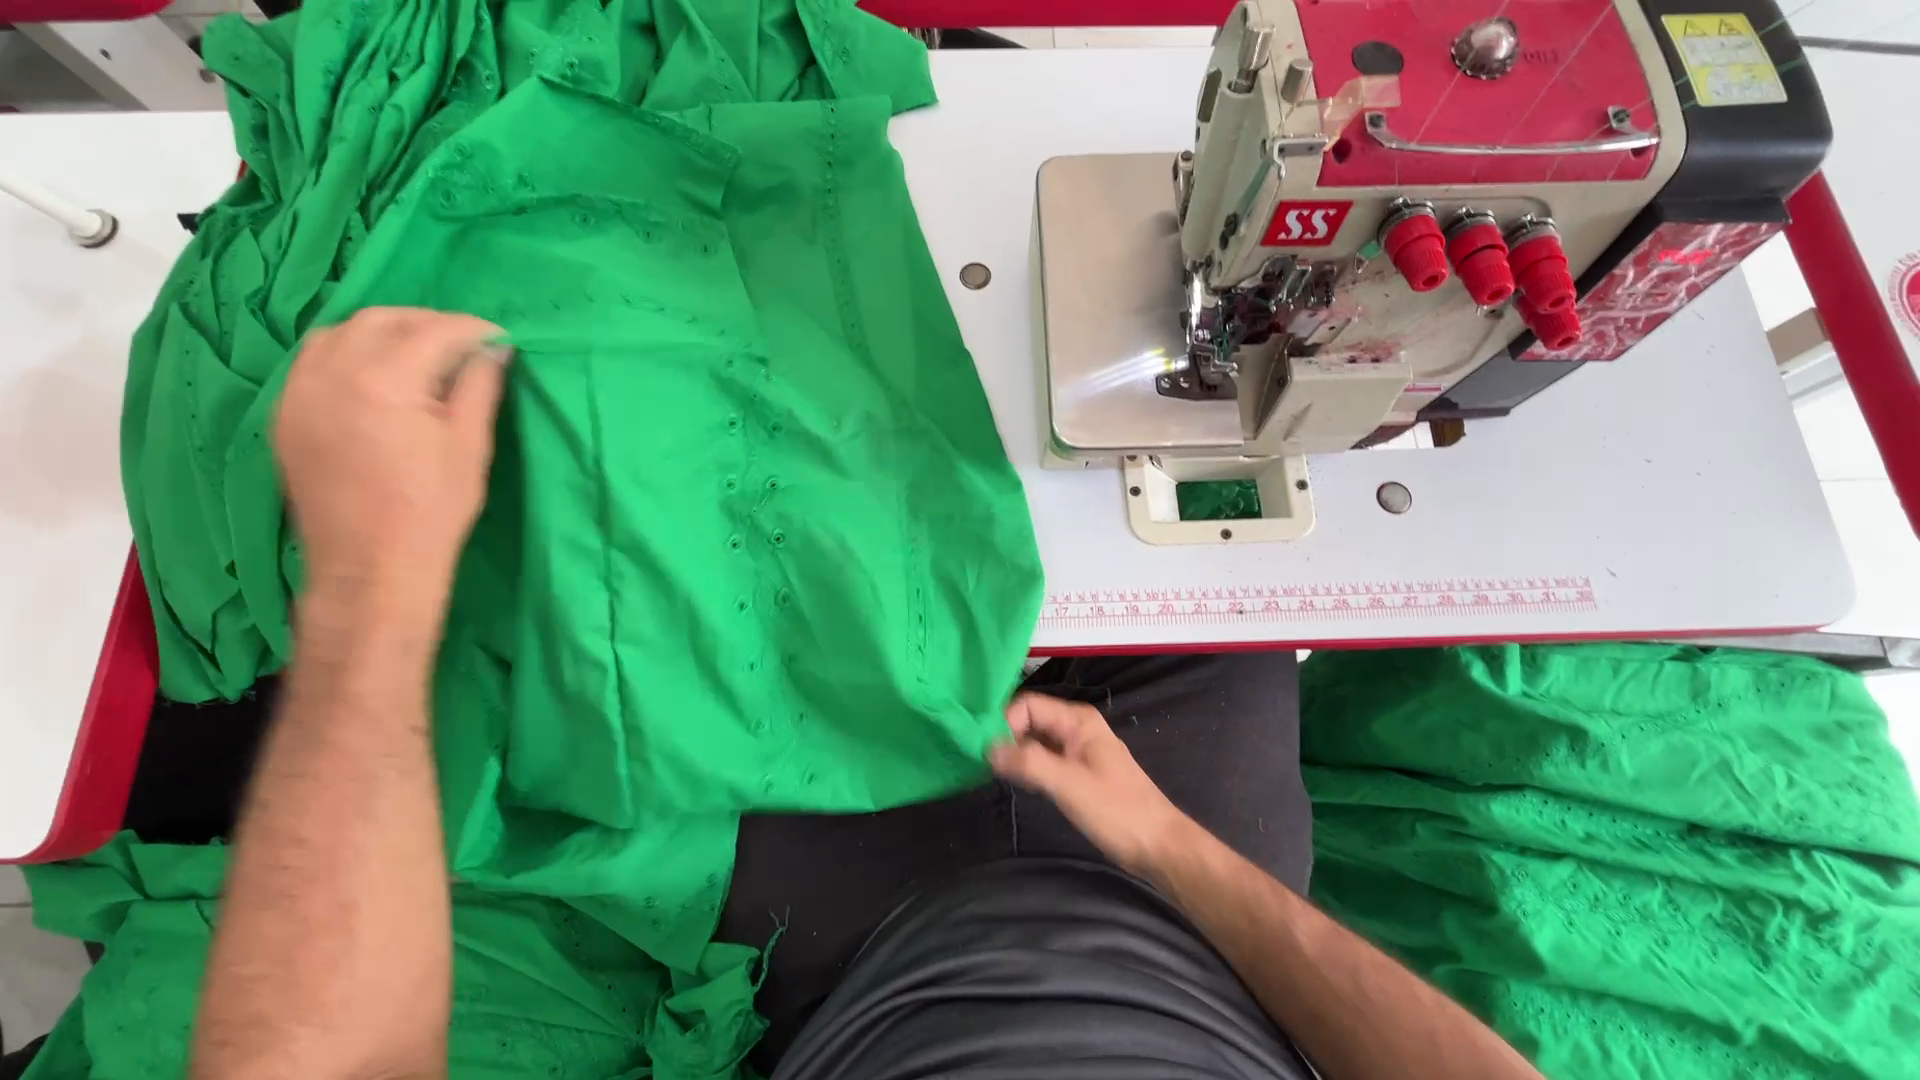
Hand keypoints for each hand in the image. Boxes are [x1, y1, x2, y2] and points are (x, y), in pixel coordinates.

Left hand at [275, 308, 507, 622]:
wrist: (370, 564)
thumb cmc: (433, 508)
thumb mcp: (470, 446)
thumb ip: (480, 388)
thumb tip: (495, 349)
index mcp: (384, 380)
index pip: (432, 331)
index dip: (471, 329)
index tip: (498, 337)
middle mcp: (332, 374)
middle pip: (381, 320)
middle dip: (427, 322)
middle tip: (463, 342)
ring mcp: (299, 393)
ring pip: (339, 333)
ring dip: (384, 332)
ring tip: (419, 353)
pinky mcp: (286, 414)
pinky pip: (313, 361)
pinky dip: (349, 352)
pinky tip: (377, 375)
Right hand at [990, 693, 1193, 876]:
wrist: (1158, 847)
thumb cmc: (1117, 811)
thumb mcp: (1069, 785)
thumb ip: (1028, 763)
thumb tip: (986, 748)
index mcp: (1078, 720)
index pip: (1028, 704)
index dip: (1005, 723)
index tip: (987, 751)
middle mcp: (1076, 728)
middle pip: (1030, 719)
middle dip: (1006, 736)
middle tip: (984, 764)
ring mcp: (1078, 750)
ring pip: (1035, 740)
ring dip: (1015, 753)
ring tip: (994, 773)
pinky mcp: (1077, 772)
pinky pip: (1044, 759)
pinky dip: (1028, 767)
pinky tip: (1019, 783)